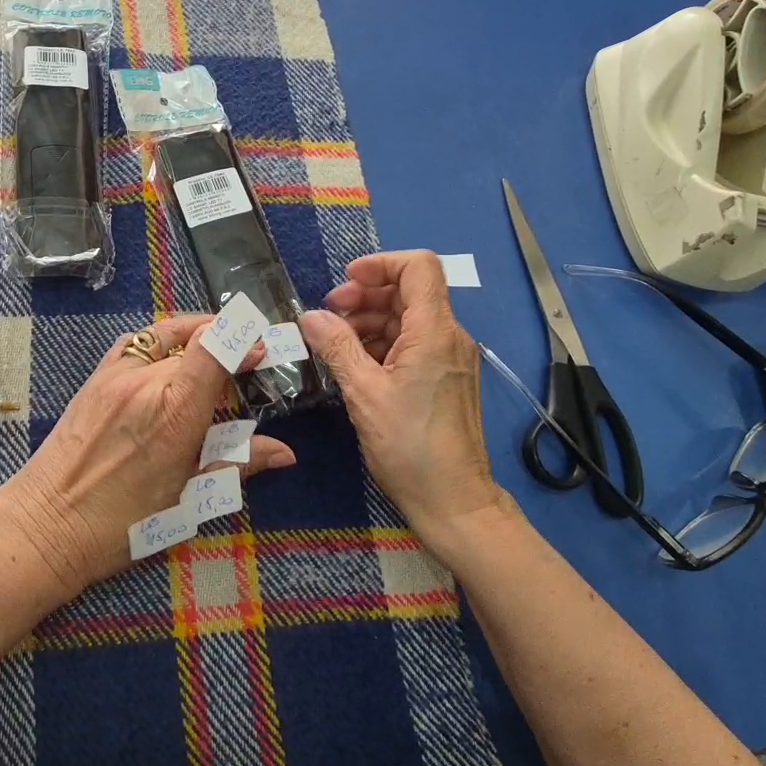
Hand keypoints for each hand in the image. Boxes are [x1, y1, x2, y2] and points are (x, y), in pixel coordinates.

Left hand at [4, 314, 297, 594]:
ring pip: (164, 334)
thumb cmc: (122, 524)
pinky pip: (135, 342)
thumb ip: (237, 464)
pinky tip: (171, 359)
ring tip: (214, 351)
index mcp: (175, 411)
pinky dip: (161, 341)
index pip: (214, 347)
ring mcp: (115, 374)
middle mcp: (145, 381)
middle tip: (246, 363)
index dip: (243, 339)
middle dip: (226, 343)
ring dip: (195, 334)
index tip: (262, 350)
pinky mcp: (95, 377)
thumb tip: (285, 453)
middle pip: (195, 339)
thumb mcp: (189, 500)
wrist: (46, 525)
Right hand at [299, 250, 504, 529]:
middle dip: (365, 295)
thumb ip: (337, 347)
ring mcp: (450, 358)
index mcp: (435, 332)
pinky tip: (355, 364)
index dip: (380, 264)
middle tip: (328, 317)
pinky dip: (382, 343)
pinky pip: (413, 343)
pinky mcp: (445, 378)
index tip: (345, 283)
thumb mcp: (364, 393)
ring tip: (334, 344)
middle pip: (409, 291)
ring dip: (369, 321)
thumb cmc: (409, 446)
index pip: (418, 267)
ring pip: (408, 318)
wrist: (454, 501)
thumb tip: (311, 316)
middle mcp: (449, 337)